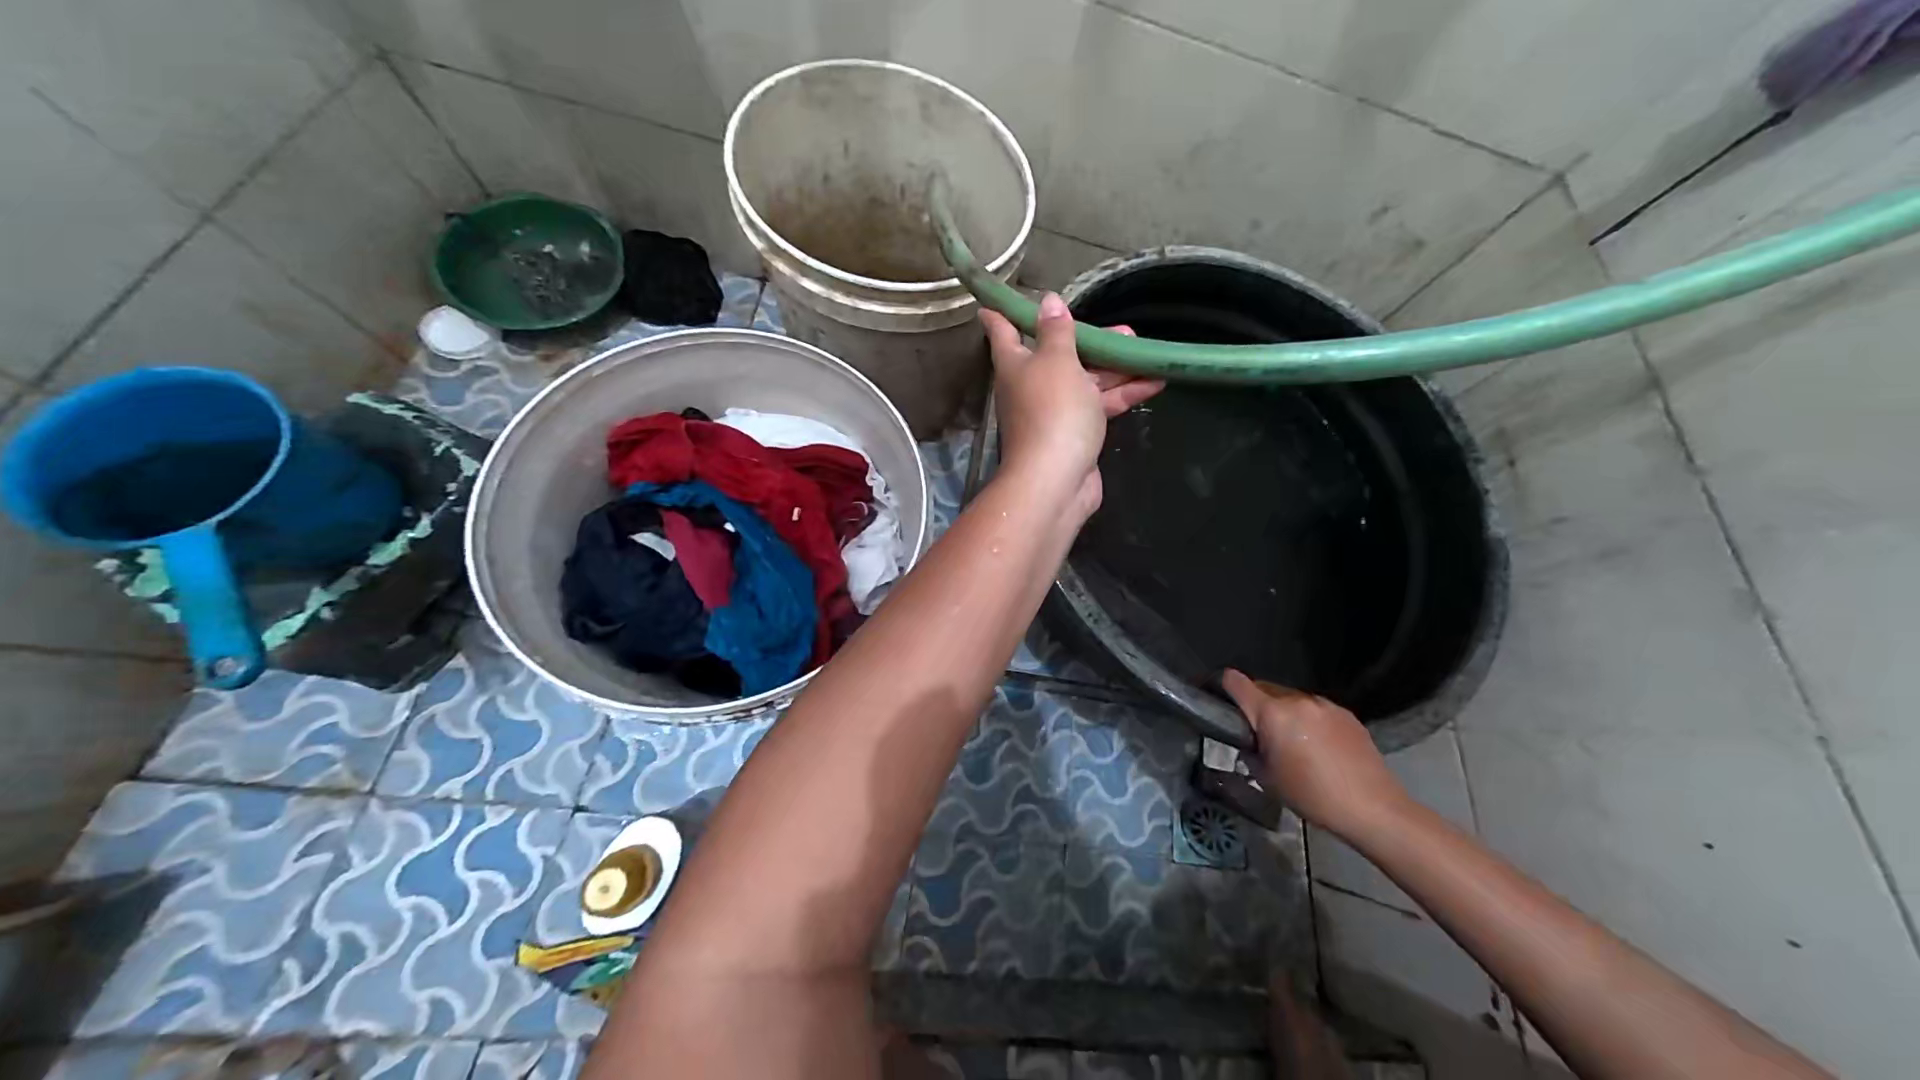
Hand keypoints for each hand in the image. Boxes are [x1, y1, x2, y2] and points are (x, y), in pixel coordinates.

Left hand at [981, 293, 1163, 515]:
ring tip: (1144, 351)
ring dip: (1114, 366)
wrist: (1057, 479)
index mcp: (1016, 364)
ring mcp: (1054, 411)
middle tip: (1125, 331)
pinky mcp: (1076, 434)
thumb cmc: (1052, 410)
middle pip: (1059, 354)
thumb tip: (1048, 301)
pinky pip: (1099, 406)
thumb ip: (1057, 331)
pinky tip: (1154, 381)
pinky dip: (1123, 393)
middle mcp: (1031, 385)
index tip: (993, 301)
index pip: (1003, 331)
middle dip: (1090, 341)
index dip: (1002, 313)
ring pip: (1085, 381)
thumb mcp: (1057, 360)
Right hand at [1221, 669, 1409, 840]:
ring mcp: (1325, 705)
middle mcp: (1298, 700)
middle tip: (1258, 735)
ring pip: (1291, 701)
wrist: (1373, 808)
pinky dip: (1309, 722)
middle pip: (1264, 690)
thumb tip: (1248, 743)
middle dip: (1256, 707)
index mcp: (1272, 713)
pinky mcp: (1347, 715)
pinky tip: (1318, 749)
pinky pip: (1315, 711)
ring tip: (1292, 744)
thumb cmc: (1312, 796)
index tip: (1216, 698)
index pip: (1236, 682)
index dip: (1221, 685)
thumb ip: (1250, 752)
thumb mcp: (1267, 778)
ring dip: (1284, 714)